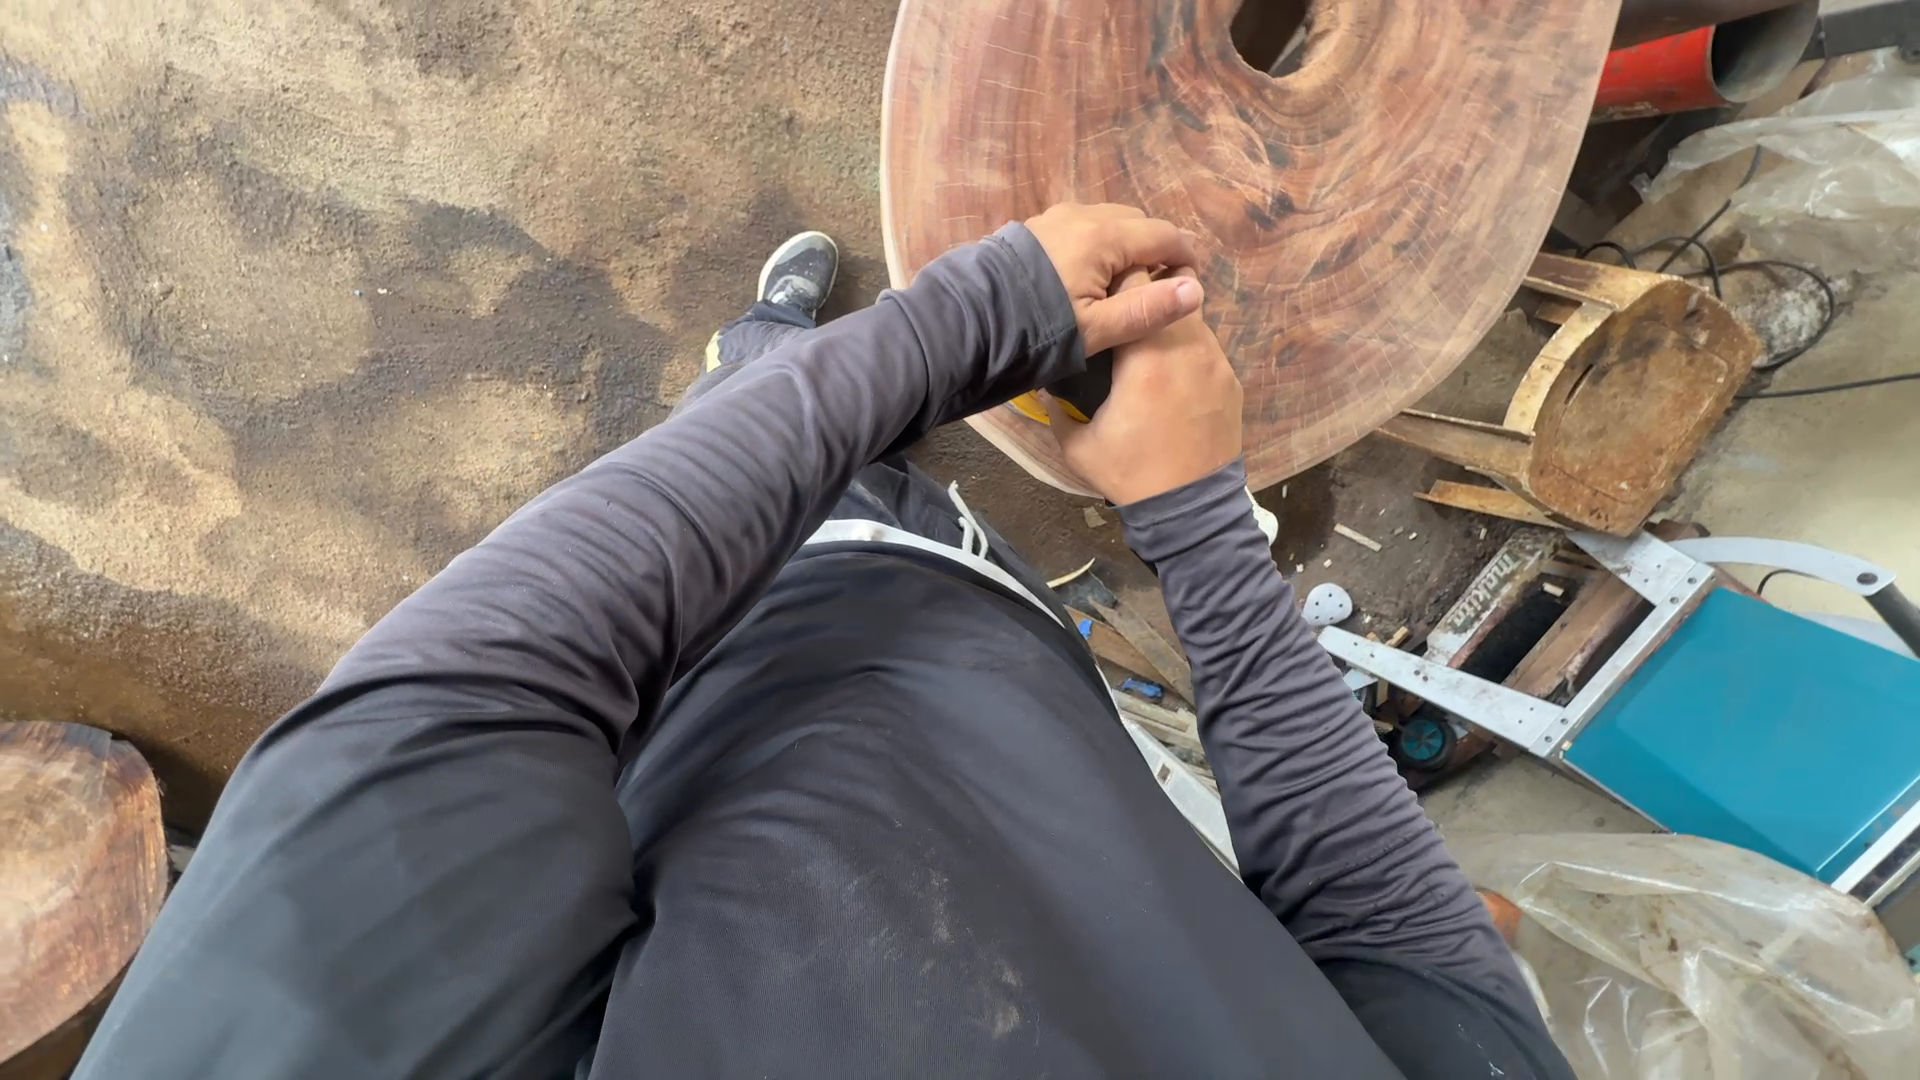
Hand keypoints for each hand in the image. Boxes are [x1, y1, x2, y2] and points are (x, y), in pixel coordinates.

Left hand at [1025, 203, 1203, 353]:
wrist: (969, 322)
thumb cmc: (1037, 330)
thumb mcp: (1096, 329)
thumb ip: (1146, 309)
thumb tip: (1195, 290)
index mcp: (1104, 236)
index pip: (1164, 235)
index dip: (1184, 259)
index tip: (1187, 286)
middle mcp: (1081, 215)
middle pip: (1135, 224)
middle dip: (1153, 251)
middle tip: (1153, 290)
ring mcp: (1054, 218)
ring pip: (1106, 223)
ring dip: (1122, 248)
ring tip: (1119, 287)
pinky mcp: (1033, 230)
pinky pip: (1079, 229)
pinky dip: (1095, 247)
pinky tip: (1085, 278)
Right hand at [1046, 269, 1242, 504]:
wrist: (1190, 508)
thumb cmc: (1130, 473)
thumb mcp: (1078, 446)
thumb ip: (1057, 409)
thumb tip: (1044, 384)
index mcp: (1145, 358)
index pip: (1134, 285)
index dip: (1116, 280)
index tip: (1102, 291)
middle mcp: (1186, 347)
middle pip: (1171, 288)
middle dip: (1147, 291)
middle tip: (1123, 308)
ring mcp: (1215, 361)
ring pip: (1192, 316)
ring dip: (1168, 321)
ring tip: (1145, 343)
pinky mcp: (1230, 380)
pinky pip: (1206, 347)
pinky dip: (1187, 349)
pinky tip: (1170, 376)